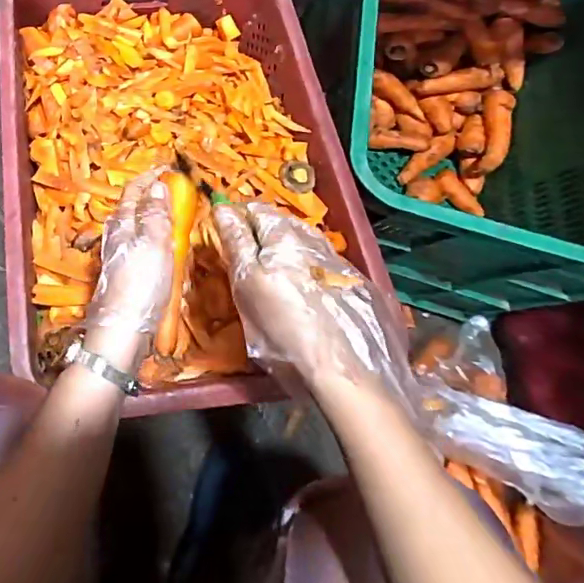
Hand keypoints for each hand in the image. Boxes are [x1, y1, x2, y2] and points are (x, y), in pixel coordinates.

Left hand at [82, 168, 176, 368]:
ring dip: (153, 213)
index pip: (134, 189)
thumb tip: (157, 185)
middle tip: (175, 187)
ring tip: (174, 210)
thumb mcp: (153, 242)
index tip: (169, 168)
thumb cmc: (140, 282)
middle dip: (151, 192)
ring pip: (136, 223)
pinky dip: (153, 234)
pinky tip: (164, 243)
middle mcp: (116, 234)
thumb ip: (154, 213)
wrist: (123, 329)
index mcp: (121, 222)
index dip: (150, 176)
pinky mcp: (125, 271)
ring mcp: (119, 253)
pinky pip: (140, 242)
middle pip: (133, 205)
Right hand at [212, 202, 412, 398]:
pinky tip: (311, 297)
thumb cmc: (283, 330)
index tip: (226, 235)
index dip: (238, 218)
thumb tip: (222, 208)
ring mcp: (342, 264)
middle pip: (284, 224)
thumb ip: (235, 243)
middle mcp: (316, 241)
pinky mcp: (361, 288)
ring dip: (290, 251)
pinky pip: (327, 267)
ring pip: (307, 244)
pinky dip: (313, 272)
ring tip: (279, 275)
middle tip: (249, 259)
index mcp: (284, 236)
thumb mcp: (247, 286)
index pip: (255, 210)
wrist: (348, 374)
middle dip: (264, 233)